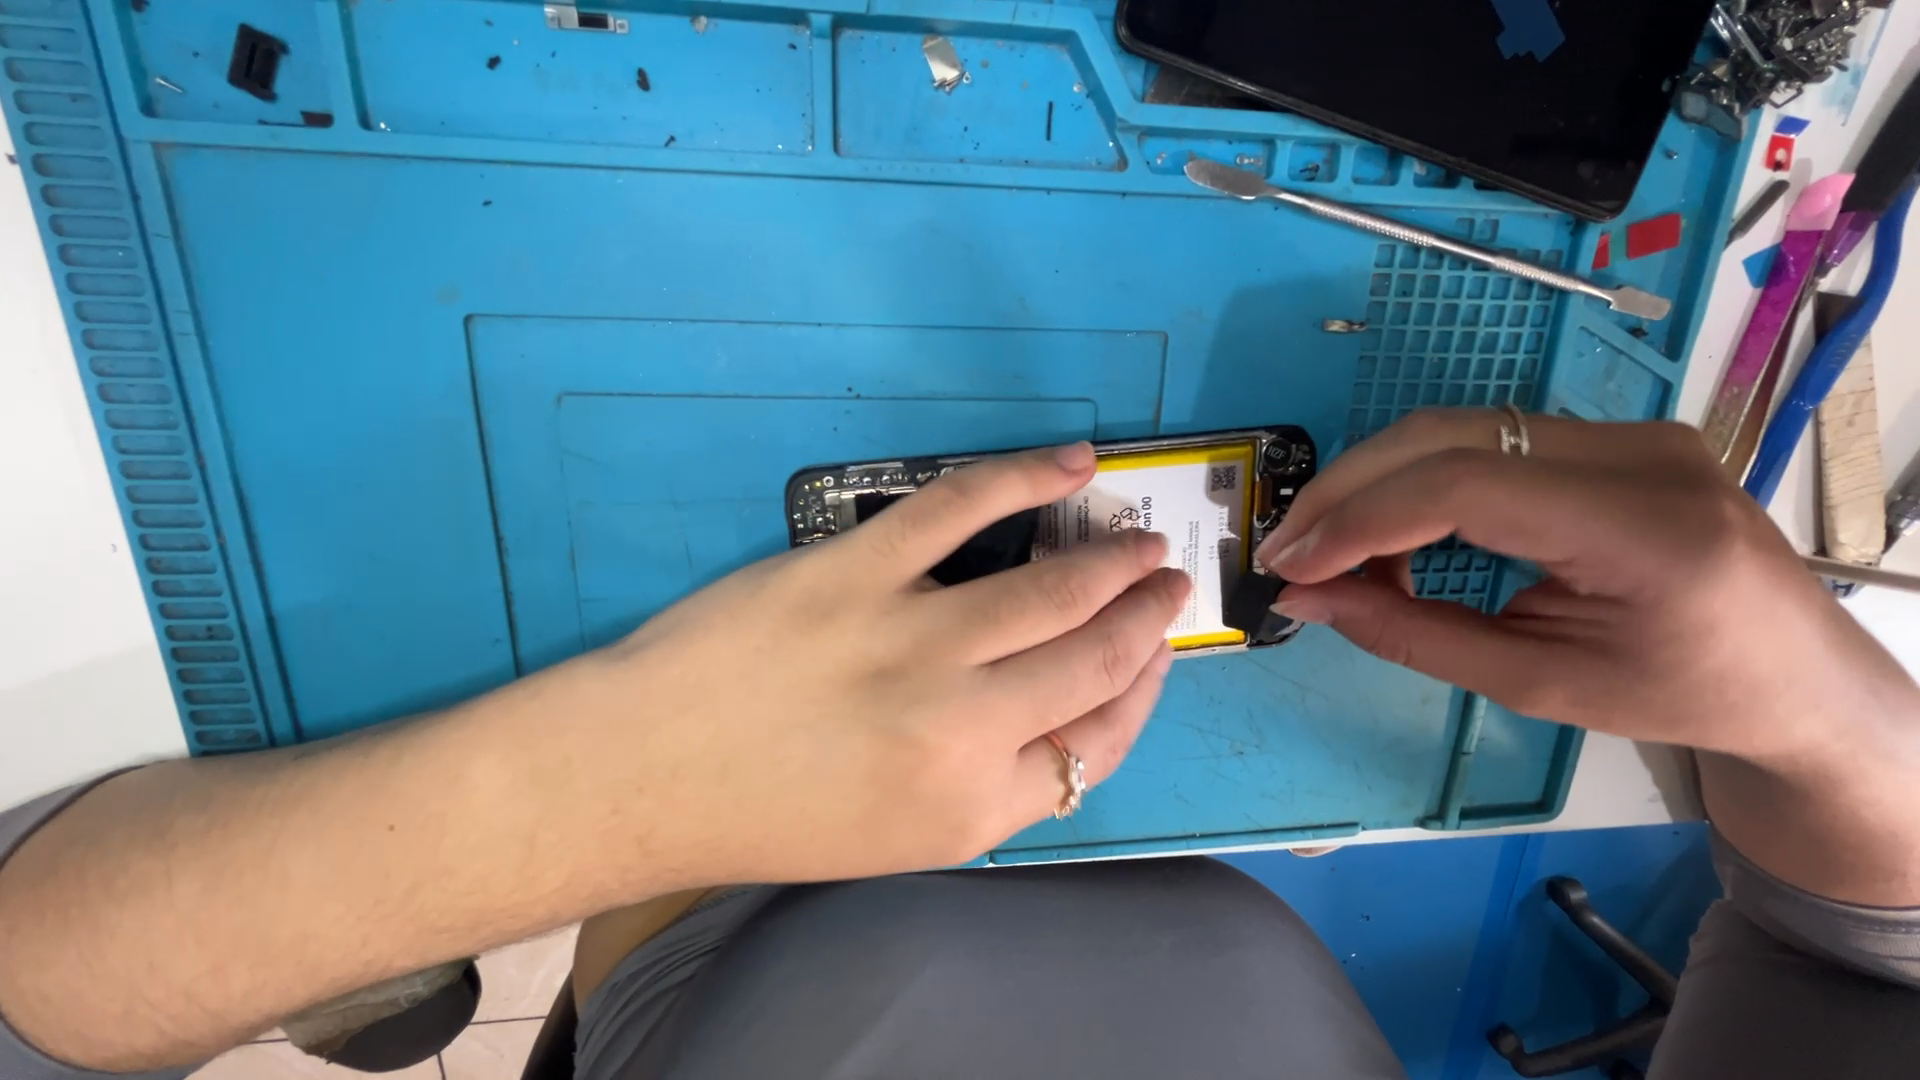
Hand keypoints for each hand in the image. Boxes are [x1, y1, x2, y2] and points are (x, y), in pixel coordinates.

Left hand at [531, 442, 1189, 887]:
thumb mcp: (906, 836)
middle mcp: (961, 727)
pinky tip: (1072, 465)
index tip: (1157, 653)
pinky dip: (1027, 476)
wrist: (645, 774)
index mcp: (975, 806)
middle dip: (1148, 619)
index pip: (1101, 740)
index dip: (1142, 687)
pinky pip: (962, 508)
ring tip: (1143, 541)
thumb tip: (1072, 706)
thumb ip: (1000, 781)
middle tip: (1169, 584)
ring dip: (1113, 561)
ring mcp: (910, 640)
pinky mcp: (856, 569)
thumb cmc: (774, 816)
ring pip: (1052, 589)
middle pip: (1094, 660)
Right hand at [1251, 409, 1918, 763]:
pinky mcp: (1603, 435)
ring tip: (1325, 550)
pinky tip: (1389, 536)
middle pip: (1442, 438)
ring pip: (1447, 428)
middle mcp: (1638, 454)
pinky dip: (1407, 484)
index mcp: (1645, 529)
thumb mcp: (1535, 685)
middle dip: (1342, 492)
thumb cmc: (1677, 696)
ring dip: (1367, 484)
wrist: (1800, 676)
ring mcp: (1623, 433)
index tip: (1289, 568)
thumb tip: (1301, 599)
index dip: (1357, 520)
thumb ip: (1408, 634)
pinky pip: (1474, 442)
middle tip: (1284, 552)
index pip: (1461, 487)